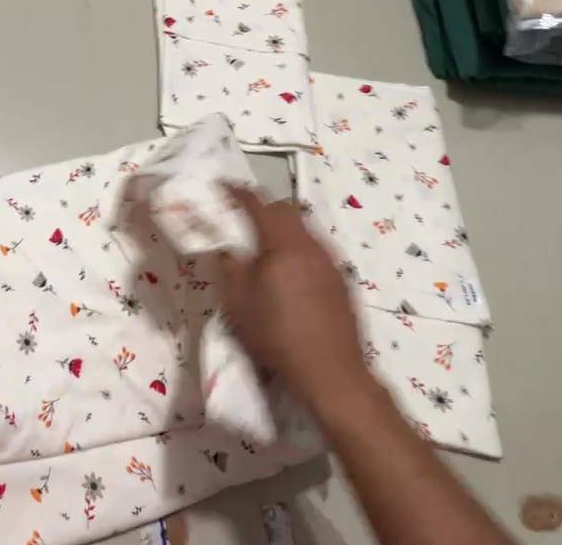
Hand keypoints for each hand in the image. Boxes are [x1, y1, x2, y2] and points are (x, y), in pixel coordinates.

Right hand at [220, 187, 377, 414]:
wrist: (331, 374)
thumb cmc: (277, 334)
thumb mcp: (238, 300)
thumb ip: (230, 264)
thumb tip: (227, 246)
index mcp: (283, 244)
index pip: (257, 204)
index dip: (236, 192)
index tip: (221, 188)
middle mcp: (311, 245)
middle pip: (285, 210)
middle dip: (262, 208)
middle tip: (241, 221)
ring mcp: (331, 263)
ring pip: (303, 230)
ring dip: (281, 231)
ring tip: (264, 252)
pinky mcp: (341, 282)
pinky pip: (315, 252)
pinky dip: (297, 251)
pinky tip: (288, 277)